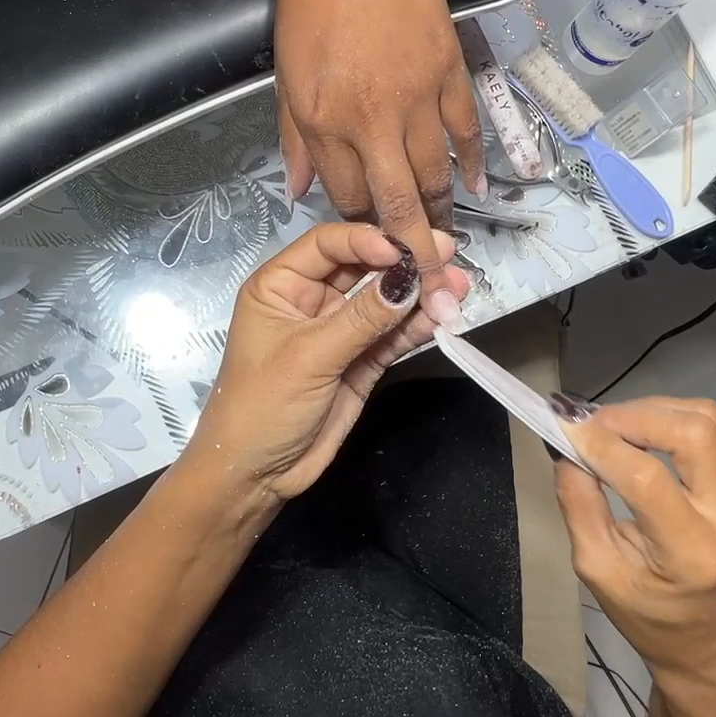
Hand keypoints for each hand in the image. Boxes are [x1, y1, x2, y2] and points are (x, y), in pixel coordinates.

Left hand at [193, 224, 469, 500]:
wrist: (257, 476)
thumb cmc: (263, 405)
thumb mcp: (309, 357)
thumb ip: (361, 318)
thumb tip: (409, 279)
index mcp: (280, 285)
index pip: (327, 245)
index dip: (365, 241)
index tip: (403, 250)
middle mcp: (310, 299)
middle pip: (362, 267)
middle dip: (404, 263)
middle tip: (447, 255)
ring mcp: (339, 330)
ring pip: (384, 301)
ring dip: (420, 294)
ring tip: (459, 286)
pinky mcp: (361, 360)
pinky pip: (392, 334)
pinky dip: (418, 326)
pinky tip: (445, 315)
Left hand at [275, 0, 485, 323]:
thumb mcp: (285, 72)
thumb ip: (295, 138)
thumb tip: (301, 191)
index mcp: (323, 119)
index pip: (345, 198)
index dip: (358, 227)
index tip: (368, 246)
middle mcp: (372, 119)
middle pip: (398, 202)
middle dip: (411, 250)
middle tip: (424, 282)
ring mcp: (418, 96)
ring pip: (436, 174)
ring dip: (440, 213)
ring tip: (442, 241)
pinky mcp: (450, 72)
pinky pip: (466, 132)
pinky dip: (471, 164)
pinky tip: (473, 187)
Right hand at [553, 396, 715, 691]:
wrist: (707, 646)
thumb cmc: (647, 617)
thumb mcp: (597, 569)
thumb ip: (579, 504)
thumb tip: (567, 449)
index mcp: (692, 553)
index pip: (646, 477)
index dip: (600, 444)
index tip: (563, 428)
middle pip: (692, 432)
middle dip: (632, 415)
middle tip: (591, 425)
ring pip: (705, 420)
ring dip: (651, 411)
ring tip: (612, 428)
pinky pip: (711, 431)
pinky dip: (667, 421)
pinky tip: (637, 436)